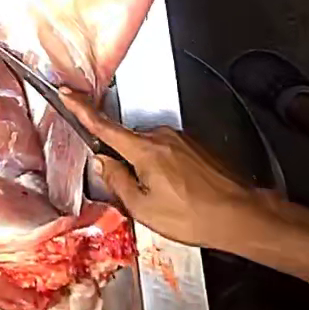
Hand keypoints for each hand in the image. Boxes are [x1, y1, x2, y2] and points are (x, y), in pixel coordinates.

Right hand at [62, 92, 276, 251]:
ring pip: (148, 149)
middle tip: (139, 194)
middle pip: (128, 142)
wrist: (242, 215)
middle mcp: (160, 135)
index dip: (81, 109)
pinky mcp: (193, 143)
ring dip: (148, 168)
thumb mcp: (145, 209)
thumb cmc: (193, 216)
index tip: (66, 93)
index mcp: (144, 149)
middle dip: (125, 162)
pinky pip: (167, 151)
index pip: (103, 125)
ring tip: (167, 199)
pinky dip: (166, 169)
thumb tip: (102, 161)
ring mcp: (179, 137)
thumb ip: (117, 181)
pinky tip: (180, 192)